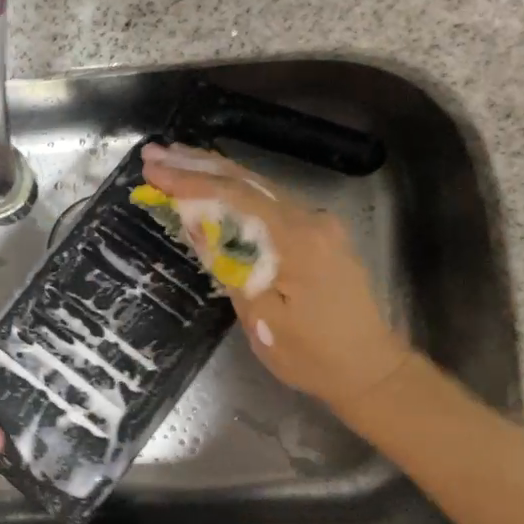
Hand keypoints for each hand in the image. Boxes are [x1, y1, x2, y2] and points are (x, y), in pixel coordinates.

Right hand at [141, 142, 411, 405]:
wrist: (371, 370)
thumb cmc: (312, 355)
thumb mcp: (260, 318)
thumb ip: (229, 265)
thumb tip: (196, 224)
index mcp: (296, 239)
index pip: (233, 196)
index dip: (188, 180)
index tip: (152, 168)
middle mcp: (311, 219)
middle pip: (246, 182)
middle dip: (196, 165)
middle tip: (154, 153)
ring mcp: (319, 224)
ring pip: (258, 188)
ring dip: (214, 174)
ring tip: (174, 161)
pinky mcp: (319, 234)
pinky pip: (270, 203)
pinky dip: (236, 192)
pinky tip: (214, 185)